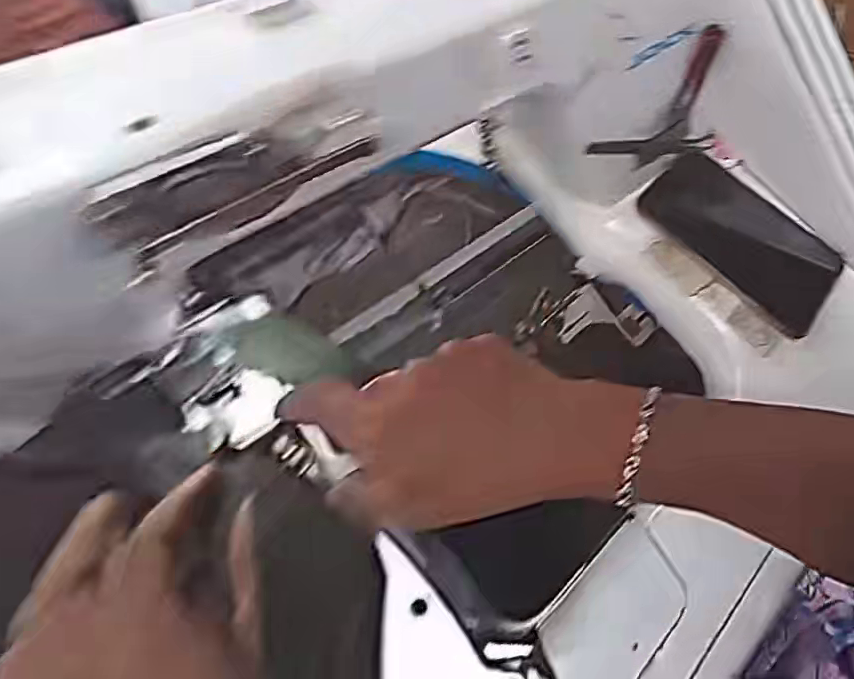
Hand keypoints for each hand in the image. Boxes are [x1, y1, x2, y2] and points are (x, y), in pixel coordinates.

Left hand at [0, 465, 255, 678]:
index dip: (183, 497)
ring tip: (100, 548)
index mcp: (134, 604)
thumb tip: (244, 515)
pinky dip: (56, 606)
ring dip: (77, 562)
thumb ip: (241, 566)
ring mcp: (33, 660)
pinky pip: (30, 632)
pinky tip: (78, 606)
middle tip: (130, 499)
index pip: (153, 530)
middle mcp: (72, 626)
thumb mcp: (241, 628)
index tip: (207, 478)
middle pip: (81, 555)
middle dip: (107, 520)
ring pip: (46, 593)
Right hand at [281, 335, 642, 528]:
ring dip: (431, 397)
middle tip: (413, 444)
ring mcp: (448, 357)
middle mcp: (407, 379)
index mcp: (375, 420)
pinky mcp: (484, 345)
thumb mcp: (404, 508)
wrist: (554, 435)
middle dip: (384, 415)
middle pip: (376, 391)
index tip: (298, 410)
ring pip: (421, 377)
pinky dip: (465, 380)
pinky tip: (486, 405)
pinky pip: (460, 362)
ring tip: (463, 428)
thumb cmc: (487, 475)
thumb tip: (341, 483)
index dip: (303, 407)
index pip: (316, 400)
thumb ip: (356, 493)